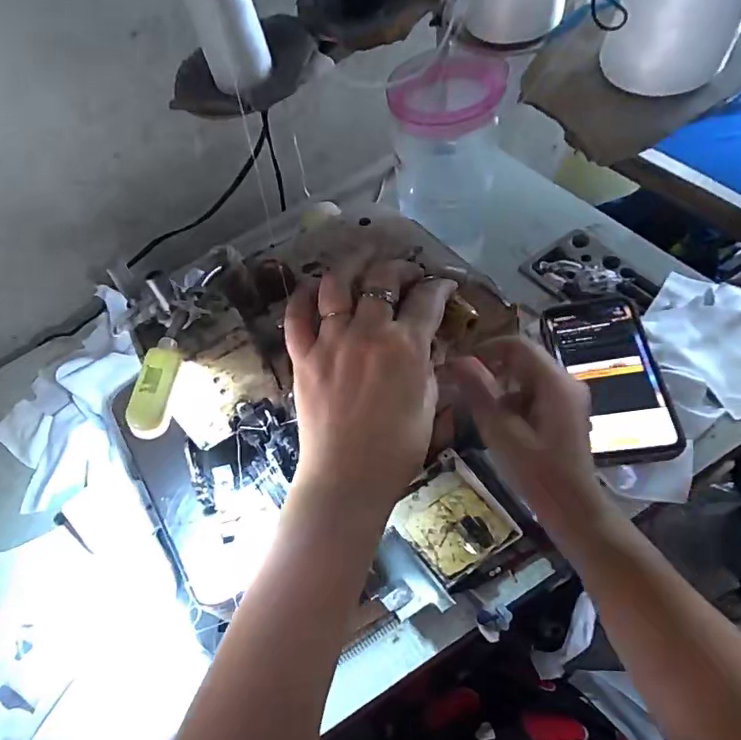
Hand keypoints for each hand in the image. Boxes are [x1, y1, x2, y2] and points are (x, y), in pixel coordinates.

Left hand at [284, 254, 456, 510]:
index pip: (426, 299)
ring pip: (336, 285)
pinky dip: (303, 297)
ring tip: (359, 263)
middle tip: (405, 273)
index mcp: (406, 346)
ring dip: (351, 266)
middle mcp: (367, 332)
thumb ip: (430, 368)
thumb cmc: (397, 450)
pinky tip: (312, 290)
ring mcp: (330, 341)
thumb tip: (430, 345)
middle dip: (399, 268)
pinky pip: (297, 316)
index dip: (439, 287)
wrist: (347, 477)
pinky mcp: (303, 357)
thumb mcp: (429, 406)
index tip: (443, 286)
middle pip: (382, 280)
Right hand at [444, 336, 612, 538]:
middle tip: (461, 387)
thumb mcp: (501, 432)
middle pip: (523, 360)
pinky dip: (513, 402)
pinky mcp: (565, 413)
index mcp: (555, 383)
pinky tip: (498, 426)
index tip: (457, 365)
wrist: (572, 508)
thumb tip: (456, 360)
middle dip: (490, 369)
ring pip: (526, 378)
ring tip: (477, 410)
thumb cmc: (537, 473)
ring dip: (500, 388)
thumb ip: (479, 392)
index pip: (516, 345)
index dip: (483, 349)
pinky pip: (534, 394)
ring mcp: (568, 398)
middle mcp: (566, 383)